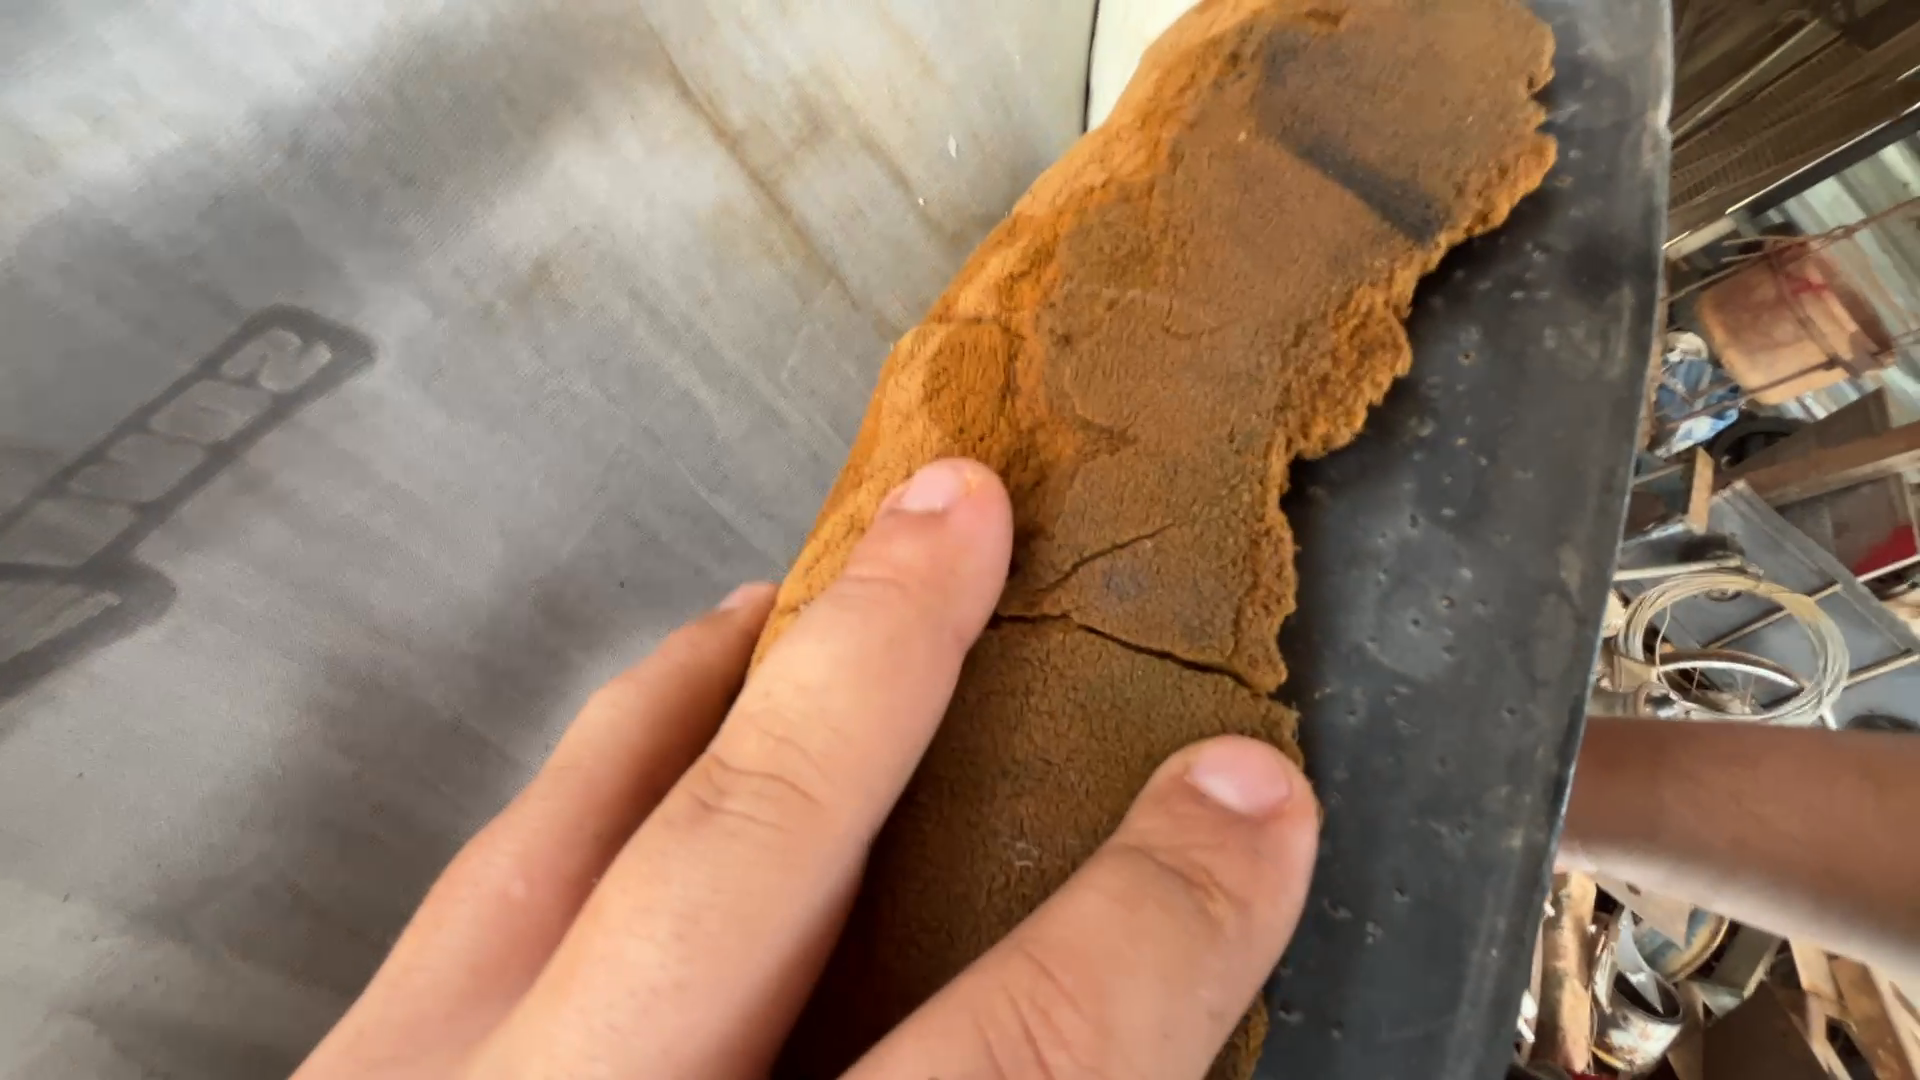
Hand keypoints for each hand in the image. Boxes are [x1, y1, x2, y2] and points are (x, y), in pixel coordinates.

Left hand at [295, 458, 1320, 1079]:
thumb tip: (1150, 1016)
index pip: (1014, 1067)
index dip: (1159, 920)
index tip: (1256, 799)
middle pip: (762, 849)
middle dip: (891, 645)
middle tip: (968, 506)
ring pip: (599, 817)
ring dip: (729, 674)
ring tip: (813, 578)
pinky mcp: (360, 1072)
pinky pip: (510, 859)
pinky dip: (618, 748)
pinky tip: (684, 691)